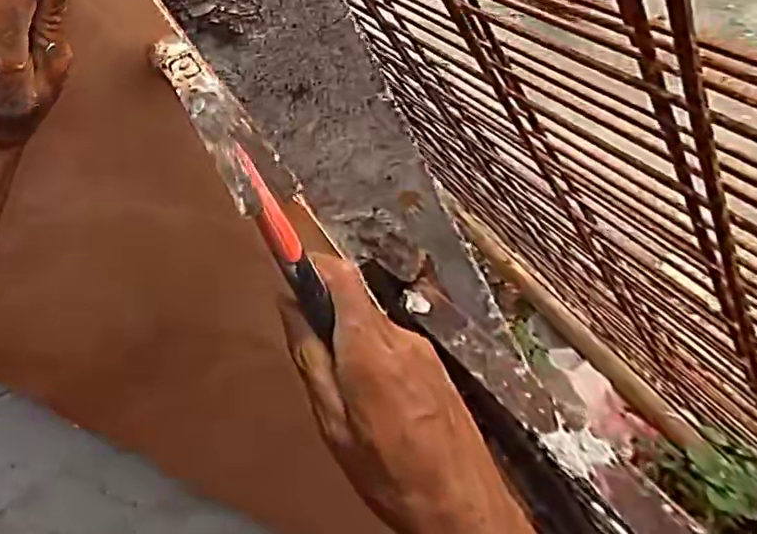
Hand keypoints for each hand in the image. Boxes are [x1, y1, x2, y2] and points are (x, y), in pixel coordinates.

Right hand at [280, 254, 533, 533]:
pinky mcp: (436, 366)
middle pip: (349, 296)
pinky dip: (371, 352)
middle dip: (324, 310)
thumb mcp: (332, 422)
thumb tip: (288, 305)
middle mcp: (399, 339)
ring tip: (348, 390)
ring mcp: (423, 351)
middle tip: (312, 350)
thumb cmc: (397, 480)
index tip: (284, 250)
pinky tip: (376, 398)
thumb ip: (308, 355)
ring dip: (348, 336)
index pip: (336, 273)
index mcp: (368, 349)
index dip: (306, 258)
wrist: (472, 520)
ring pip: (368, 320)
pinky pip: (390, 340)